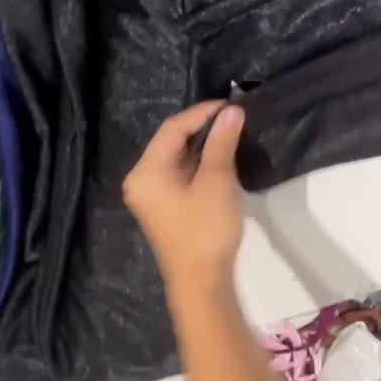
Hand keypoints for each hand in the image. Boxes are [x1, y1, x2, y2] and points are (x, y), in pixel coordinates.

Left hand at [123, 100, 246, 297]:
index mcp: (147, 171)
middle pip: (172, 141)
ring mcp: (153, 193)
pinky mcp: (167, 204)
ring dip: (206, 143)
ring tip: (235, 132)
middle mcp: (142, 179)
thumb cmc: (205, 226)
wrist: (201, 276)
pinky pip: (182, 171)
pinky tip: (224, 157)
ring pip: (179, 156)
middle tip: (237, 116)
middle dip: (204, 126)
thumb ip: (223, 143)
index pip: (172, 129)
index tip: (234, 103)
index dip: (202, 112)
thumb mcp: (218, 180)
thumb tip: (233, 111)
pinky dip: (202, 160)